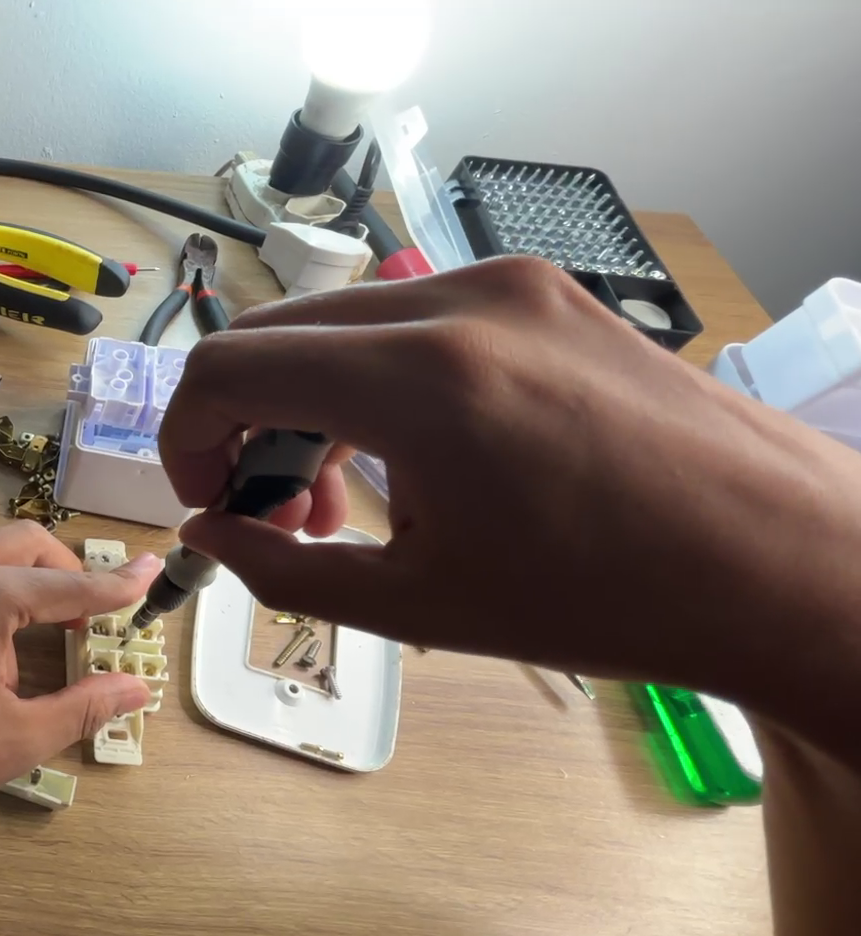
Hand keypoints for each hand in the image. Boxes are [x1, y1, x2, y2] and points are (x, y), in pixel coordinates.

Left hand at [0, 522, 157, 844]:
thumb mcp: (16, 740)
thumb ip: (84, 706)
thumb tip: (136, 688)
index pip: (66, 584)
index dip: (114, 584)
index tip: (150, 573)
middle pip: (22, 544)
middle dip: (63, 571)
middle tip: (84, 617)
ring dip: (18, 582)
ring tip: (27, 640)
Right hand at [158, 256, 860, 717]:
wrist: (799, 564)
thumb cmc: (602, 600)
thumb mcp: (407, 604)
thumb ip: (274, 567)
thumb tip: (203, 531)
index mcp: (418, 381)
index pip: (225, 369)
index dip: (185, 437)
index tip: (209, 500)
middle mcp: (452, 302)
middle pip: (262, 337)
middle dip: (231, 424)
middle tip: (261, 504)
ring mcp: (498, 282)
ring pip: (318, 328)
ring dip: (289, 408)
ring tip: (326, 495)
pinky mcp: (529, 289)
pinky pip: (385, 324)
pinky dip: (348, 386)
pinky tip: (383, 455)